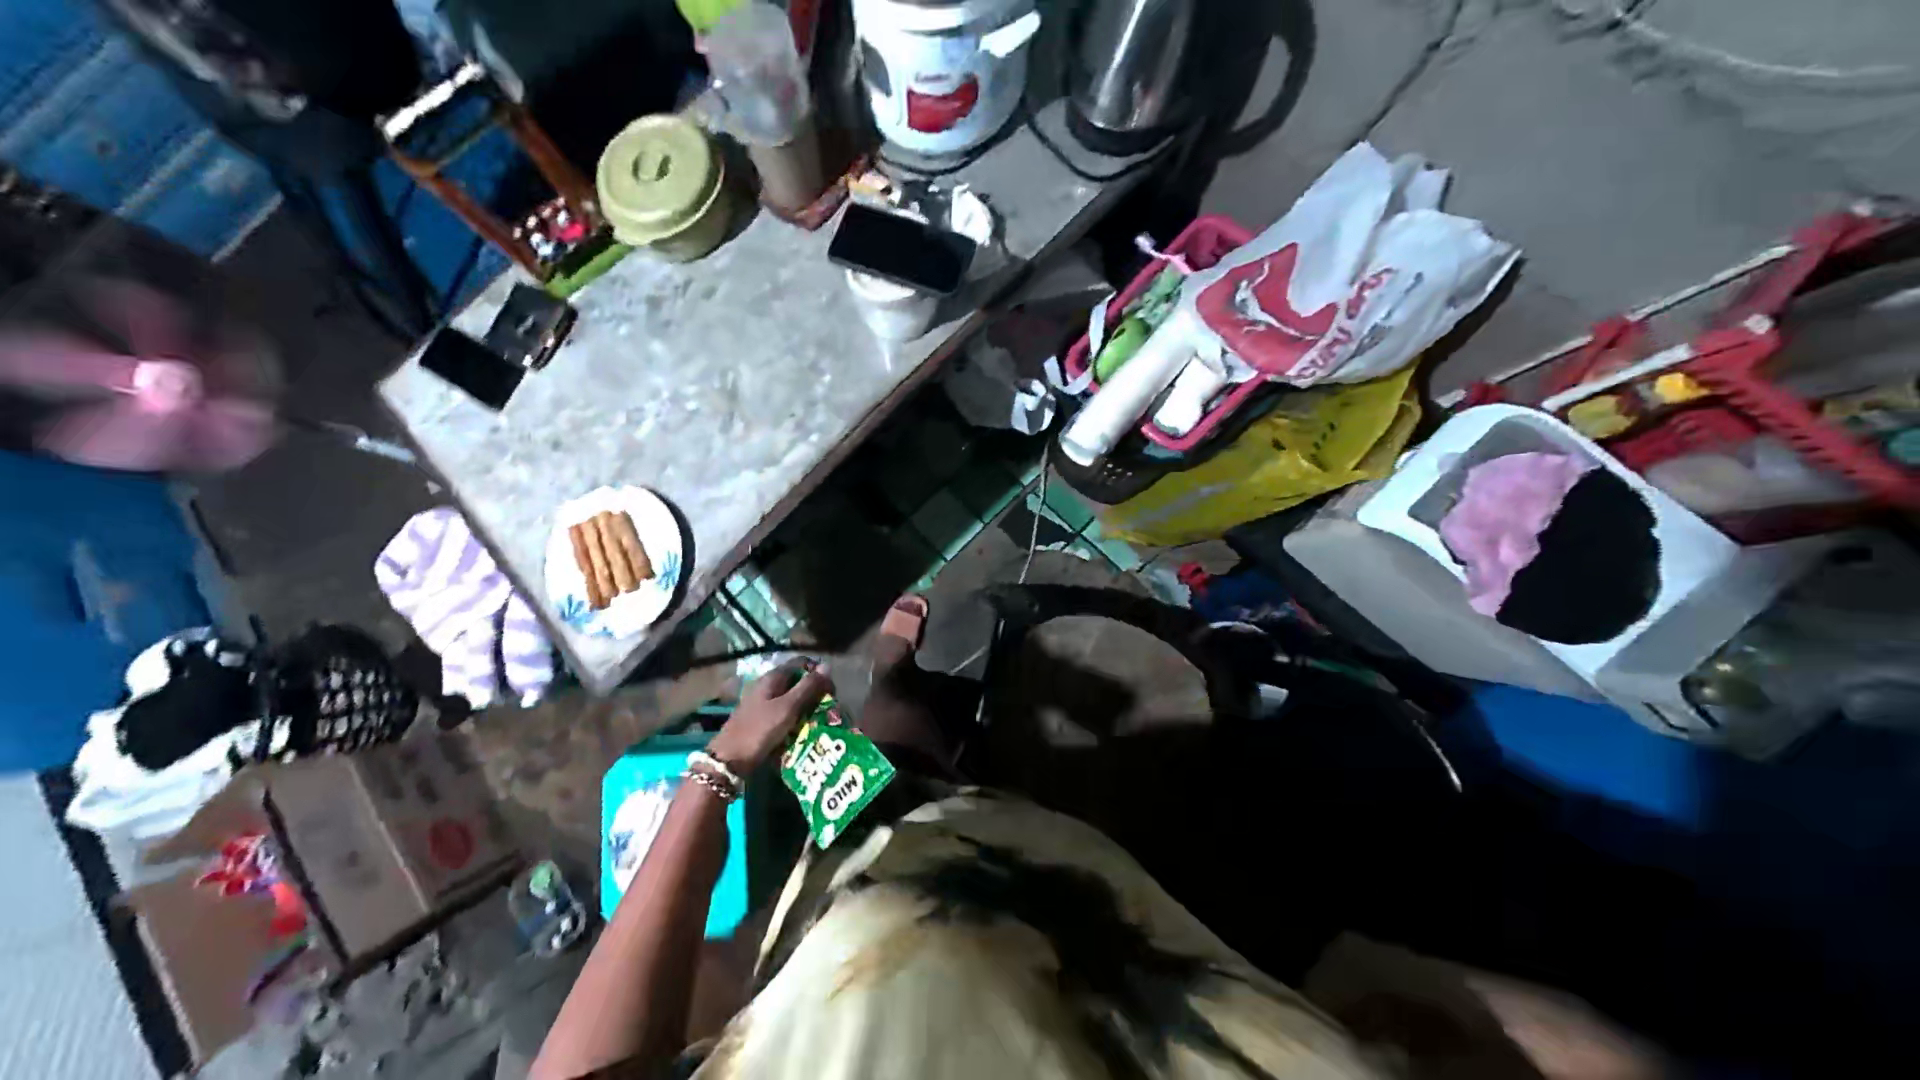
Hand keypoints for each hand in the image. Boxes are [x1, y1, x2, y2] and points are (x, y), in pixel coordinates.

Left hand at [707, 660, 831, 772]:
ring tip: (819, 720)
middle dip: (815, 692)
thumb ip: (808, 687)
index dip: (819, 672)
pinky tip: (803, 729)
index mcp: (772, 677)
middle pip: (798, 681)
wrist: (729, 760)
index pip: (802, 663)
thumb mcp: (787, 708)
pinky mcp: (761, 719)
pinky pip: (784, 712)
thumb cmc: (759, 730)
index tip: (831, 691)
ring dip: (806, 707)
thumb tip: (828, 665)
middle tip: (827, 709)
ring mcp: (763, 702)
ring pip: (792, 698)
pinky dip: (795, 718)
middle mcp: (767, 685)